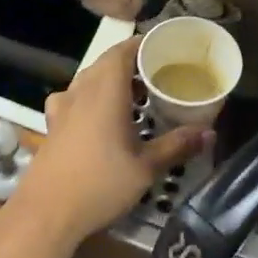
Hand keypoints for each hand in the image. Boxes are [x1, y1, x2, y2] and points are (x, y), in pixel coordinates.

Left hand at [9, 37, 212, 248]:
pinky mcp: (52, 126)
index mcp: (105, 91)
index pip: (122, 51)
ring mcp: (62, 108)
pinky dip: (90, 98)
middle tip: (157, 75)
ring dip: (109, 81)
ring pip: (88, 80)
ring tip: (134, 96)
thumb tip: (210, 133)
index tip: (164, 48)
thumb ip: (177, 146)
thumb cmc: (100, 184)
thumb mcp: (146, 167)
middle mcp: (81, 91)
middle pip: (105, 63)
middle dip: (130, 63)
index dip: (142, 44)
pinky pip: (73, 99)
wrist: (47, 212)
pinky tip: (98, 117)